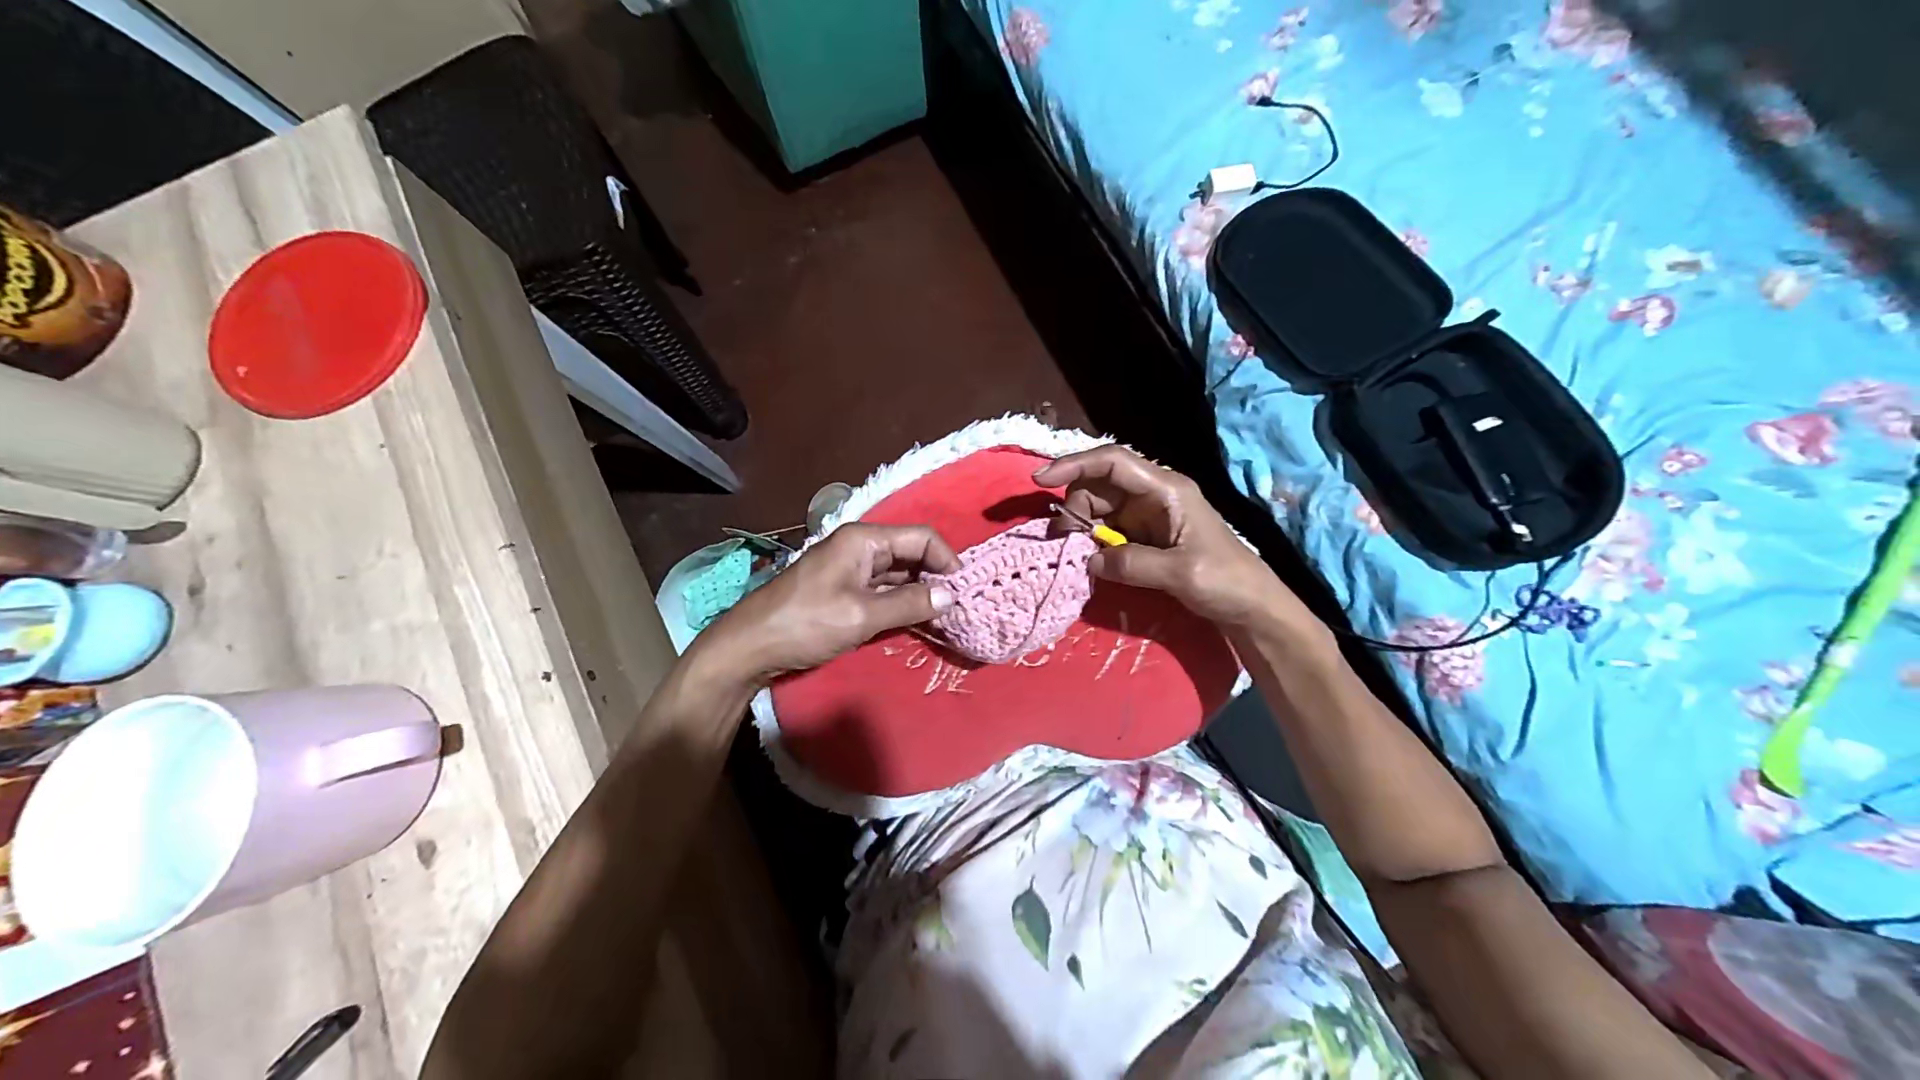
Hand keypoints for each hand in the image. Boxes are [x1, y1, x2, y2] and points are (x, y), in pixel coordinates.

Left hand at [694, 523, 958, 686]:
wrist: (750, 646)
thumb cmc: (806, 623)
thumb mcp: (862, 615)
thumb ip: (909, 604)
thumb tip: (951, 597)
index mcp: (863, 539)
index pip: (921, 537)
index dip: (947, 560)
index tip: (963, 591)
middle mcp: (859, 546)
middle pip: (911, 554)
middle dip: (936, 578)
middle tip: (959, 608)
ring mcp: (850, 568)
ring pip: (899, 574)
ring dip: (921, 593)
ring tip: (945, 618)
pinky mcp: (844, 590)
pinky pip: (882, 590)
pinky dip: (901, 603)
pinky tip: (917, 621)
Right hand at [1035, 446, 1312, 629]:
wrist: (1251, 607)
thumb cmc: (1226, 581)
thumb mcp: (1180, 573)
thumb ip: (1132, 564)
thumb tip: (1088, 559)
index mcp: (1167, 489)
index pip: (1113, 462)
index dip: (1075, 465)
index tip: (1041, 480)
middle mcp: (1153, 495)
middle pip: (1099, 485)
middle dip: (1074, 505)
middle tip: (1062, 540)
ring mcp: (1146, 517)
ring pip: (1098, 508)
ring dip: (1080, 526)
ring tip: (1074, 553)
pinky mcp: (1143, 538)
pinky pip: (1106, 531)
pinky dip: (1091, 541)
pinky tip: (1087, 559)